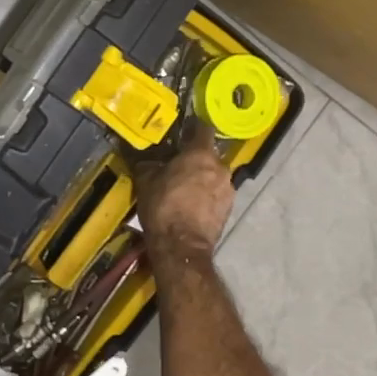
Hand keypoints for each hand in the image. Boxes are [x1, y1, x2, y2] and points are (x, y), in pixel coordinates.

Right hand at [134, 122, 235, 257]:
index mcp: (201, 154)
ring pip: (215, 176)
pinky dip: (208, 197)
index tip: (184, 132)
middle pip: (209, 156)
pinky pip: (217, 194)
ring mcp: (229, 189)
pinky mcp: (230, 208)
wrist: (182, 246)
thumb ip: (149, 165)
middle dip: (196, 160)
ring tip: (185, 192)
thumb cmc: (163, 207)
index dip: (193, 129)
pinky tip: (193, 207)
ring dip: (203, 179)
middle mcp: (220, 167)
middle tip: (178, 169)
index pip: (203, 129)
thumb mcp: (146, 182)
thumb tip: (147, 159)